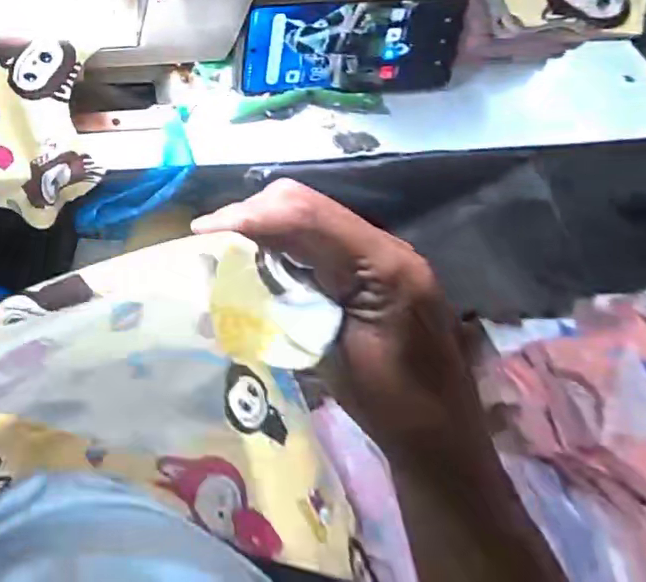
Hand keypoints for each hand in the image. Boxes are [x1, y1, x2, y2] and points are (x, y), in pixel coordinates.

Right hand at [194, 181, 565, 581]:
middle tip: (207, 238)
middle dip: (248, 213)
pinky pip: (311, 232)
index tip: (202, 234)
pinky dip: (274, 236)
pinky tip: (252, 255)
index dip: (248, 217)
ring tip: (221, 244)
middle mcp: (384, 246)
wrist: (444, 444)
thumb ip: (287, 300)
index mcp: (386, 266)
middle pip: (302, 201)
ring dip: (258, 222)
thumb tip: (230, 267)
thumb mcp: (330, 354)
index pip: (306, 216)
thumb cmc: (391, 407)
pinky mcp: (366, 263)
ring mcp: (378, 252)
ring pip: (303, 210)